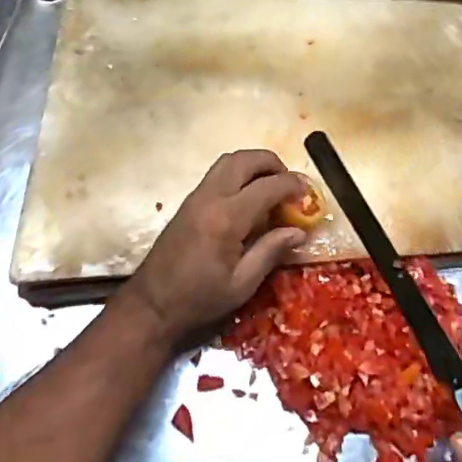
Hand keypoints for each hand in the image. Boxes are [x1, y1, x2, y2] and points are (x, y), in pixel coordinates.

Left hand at [120, 150, 307, 343]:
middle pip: (245, 159)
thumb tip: (299, 231)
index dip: (292, 185)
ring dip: (254, 164)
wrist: (152, 302)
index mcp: (226, 217)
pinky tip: (249, 198)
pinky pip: (218, 173)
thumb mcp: (242, 284)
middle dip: (272, 164)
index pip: (267, 186)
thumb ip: (271, 251)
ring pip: (229, 161)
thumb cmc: (199, 299)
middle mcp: (211, 197)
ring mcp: (197, 195)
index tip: (308, 193)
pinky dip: (239, 174)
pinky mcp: (189, 200)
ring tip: (271, 187)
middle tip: (290, 184)